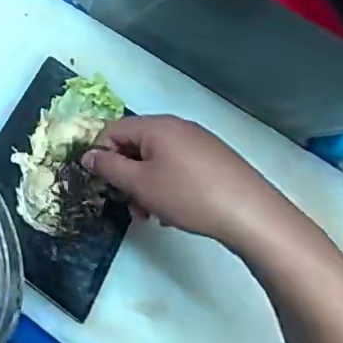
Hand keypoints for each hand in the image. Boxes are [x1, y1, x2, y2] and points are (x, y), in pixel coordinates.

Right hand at [78, 114, 304, 252]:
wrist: (254, 217)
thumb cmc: (189, 196)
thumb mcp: (139, 184)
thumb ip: (108, 167)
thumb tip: (87, 156)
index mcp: (155, 125)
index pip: (111, 131)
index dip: (101, 157)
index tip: (106, 185)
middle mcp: (177, 126)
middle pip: (134, 145)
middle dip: (126, 175)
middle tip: (130, 205)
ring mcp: (200, 142)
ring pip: (156, 159)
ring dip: (146, 185)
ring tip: (153, 215)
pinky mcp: (216, 160)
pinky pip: (178, 166)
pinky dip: (168, 185)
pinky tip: (176, 211)